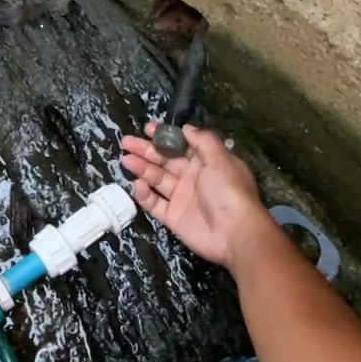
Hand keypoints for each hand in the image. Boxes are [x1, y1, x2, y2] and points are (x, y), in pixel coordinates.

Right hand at [120, 123, 277, 269]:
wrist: (235, 233)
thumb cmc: (229, 191)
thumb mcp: (221, 159)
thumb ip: (203, 140)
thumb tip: (186, 128)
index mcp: (205, 163)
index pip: (181, 145)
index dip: (164, 136)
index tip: (147, 128)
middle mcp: (192, 178)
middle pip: (164, 161)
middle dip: (145, 150)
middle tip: (126, 142)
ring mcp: (181, 198)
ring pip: (157, 179)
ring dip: (141, 168)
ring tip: (125, 159)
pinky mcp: (173, 217)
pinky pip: (155, 203)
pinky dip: (145, 194)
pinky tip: (137, 184)